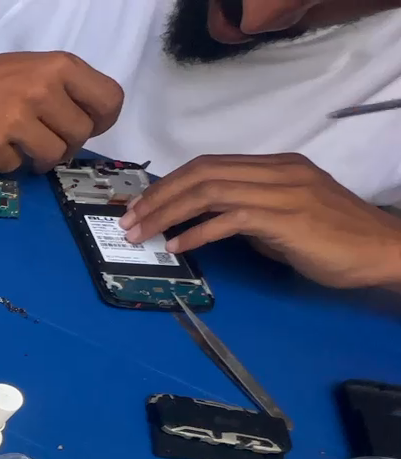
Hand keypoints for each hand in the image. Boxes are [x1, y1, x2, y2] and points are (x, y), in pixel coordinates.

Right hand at [0, 51, 122, 171]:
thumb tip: (76, 122)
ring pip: (51, 155)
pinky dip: (6, 164)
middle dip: (69, 147)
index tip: (89, 131)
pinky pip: (13, 166)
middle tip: (52, 150)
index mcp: (59, 68)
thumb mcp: (33, 69)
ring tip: (30, 159)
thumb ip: (60, 89)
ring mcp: (15, 122)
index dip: (102, 122)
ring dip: (43, 163)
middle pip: (79, 134)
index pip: (108, 100)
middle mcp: (42, 93)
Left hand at [119, 154, 400, 289]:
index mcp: (275, 167)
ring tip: (139, 236)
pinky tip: (174, 246)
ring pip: (210, 193)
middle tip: (127, 222)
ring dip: (166, 216)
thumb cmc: (318, 236)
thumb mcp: (268, 215)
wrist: (376, 249)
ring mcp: (287, 193)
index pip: (208, 165)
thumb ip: (232, 209)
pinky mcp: (289, 218)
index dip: (165, 184)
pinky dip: (195, 233)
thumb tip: (186, 218)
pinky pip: (230, 220)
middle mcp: (281, 173)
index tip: (135, 207)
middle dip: (157, 198)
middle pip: (203, 175)